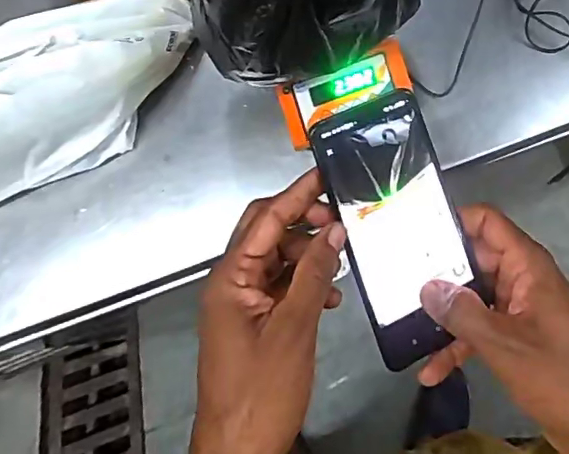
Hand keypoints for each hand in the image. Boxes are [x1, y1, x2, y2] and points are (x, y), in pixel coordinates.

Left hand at [191, 169, 346, 453]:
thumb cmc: (260, 394)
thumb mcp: (294, 328)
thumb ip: (314, 273)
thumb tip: (333, 229)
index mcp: (230, 276)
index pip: (266, 218)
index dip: (297, 193)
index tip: (323, 173)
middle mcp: (232, 281)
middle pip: (268, 231)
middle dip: (303, 220)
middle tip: (337, 218)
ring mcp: (242, 300)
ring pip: (277, 256)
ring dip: (308, 254)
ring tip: (338, 261)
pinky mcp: (253, 318)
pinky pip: (281, 283)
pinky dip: (305, 280)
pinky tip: (330, 294)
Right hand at [417, 204, 568, 453]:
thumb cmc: (559, 376)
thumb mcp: (505, 344)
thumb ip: (464, 314)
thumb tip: (428, 287)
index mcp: (526, 265)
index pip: (487, 221)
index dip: (455, 219)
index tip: (420, 229)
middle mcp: (521, 278)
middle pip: (473, 258)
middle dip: (440, 269)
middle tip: (401, 275)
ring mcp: (519, 307)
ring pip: (473, 296)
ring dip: (445, 313)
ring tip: (408, 319)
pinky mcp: (516, 336)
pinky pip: (480, 327)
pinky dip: (459, 343)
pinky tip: (432, 368)